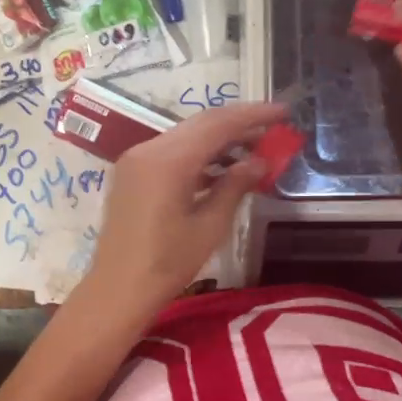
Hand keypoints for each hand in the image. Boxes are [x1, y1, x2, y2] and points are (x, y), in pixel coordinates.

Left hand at [82, 101, 288, 310]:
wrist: (118, 288)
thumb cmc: (167, 264)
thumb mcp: (210, 226)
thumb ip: (234, 187)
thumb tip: (259, 161)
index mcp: (167, 161)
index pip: (217, 124)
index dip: (252, 115)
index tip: (283, 112)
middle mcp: (148, 150)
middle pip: (200, 125)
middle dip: (237, 124)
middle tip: (273, 129)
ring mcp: (135, 160)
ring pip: (185, 137)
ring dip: (218, 140)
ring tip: (254, 151)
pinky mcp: (132, 173)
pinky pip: (170, 152)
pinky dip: (198, 155)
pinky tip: (223, 168)